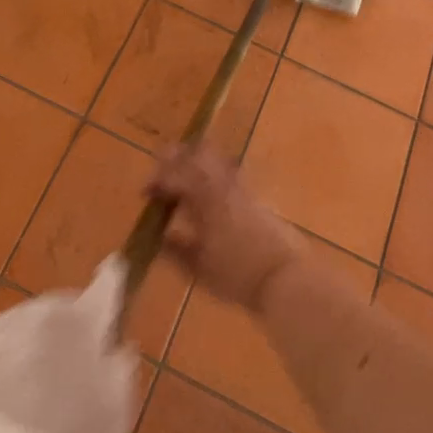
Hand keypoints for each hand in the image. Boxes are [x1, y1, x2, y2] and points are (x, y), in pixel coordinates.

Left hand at [0, 258, 137, 432]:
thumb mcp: (114, 409)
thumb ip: (121, 368)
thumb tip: (119, 346)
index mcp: (82, 323)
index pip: (105, 286)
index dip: (111, 278)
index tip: (114, 267)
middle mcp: (44, 313)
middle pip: (63, 308)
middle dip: (69, 328)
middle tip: (71, 363)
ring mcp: (7, 326)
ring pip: (31, 322)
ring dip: (38, 339)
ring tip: (39, 379)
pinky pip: (3, 340)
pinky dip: (11, 353)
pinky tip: (14, 384)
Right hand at [149, 144, 300, 311]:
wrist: (286, 278)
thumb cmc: (238, 276)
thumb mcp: (198, 269)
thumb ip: (175, 250)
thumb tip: (159, 237)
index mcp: (205, 199)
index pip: (175, 175)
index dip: (156, 180)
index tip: (145, 194)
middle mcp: (223, 184)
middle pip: (197, 153)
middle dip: (175, 158)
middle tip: (163, 174)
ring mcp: (243, 187)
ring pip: (215, 158)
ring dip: (196, 162)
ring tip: (184, 181)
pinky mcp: (257, 196)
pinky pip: (230, 171)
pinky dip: (214, 174)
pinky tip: (210, 194)